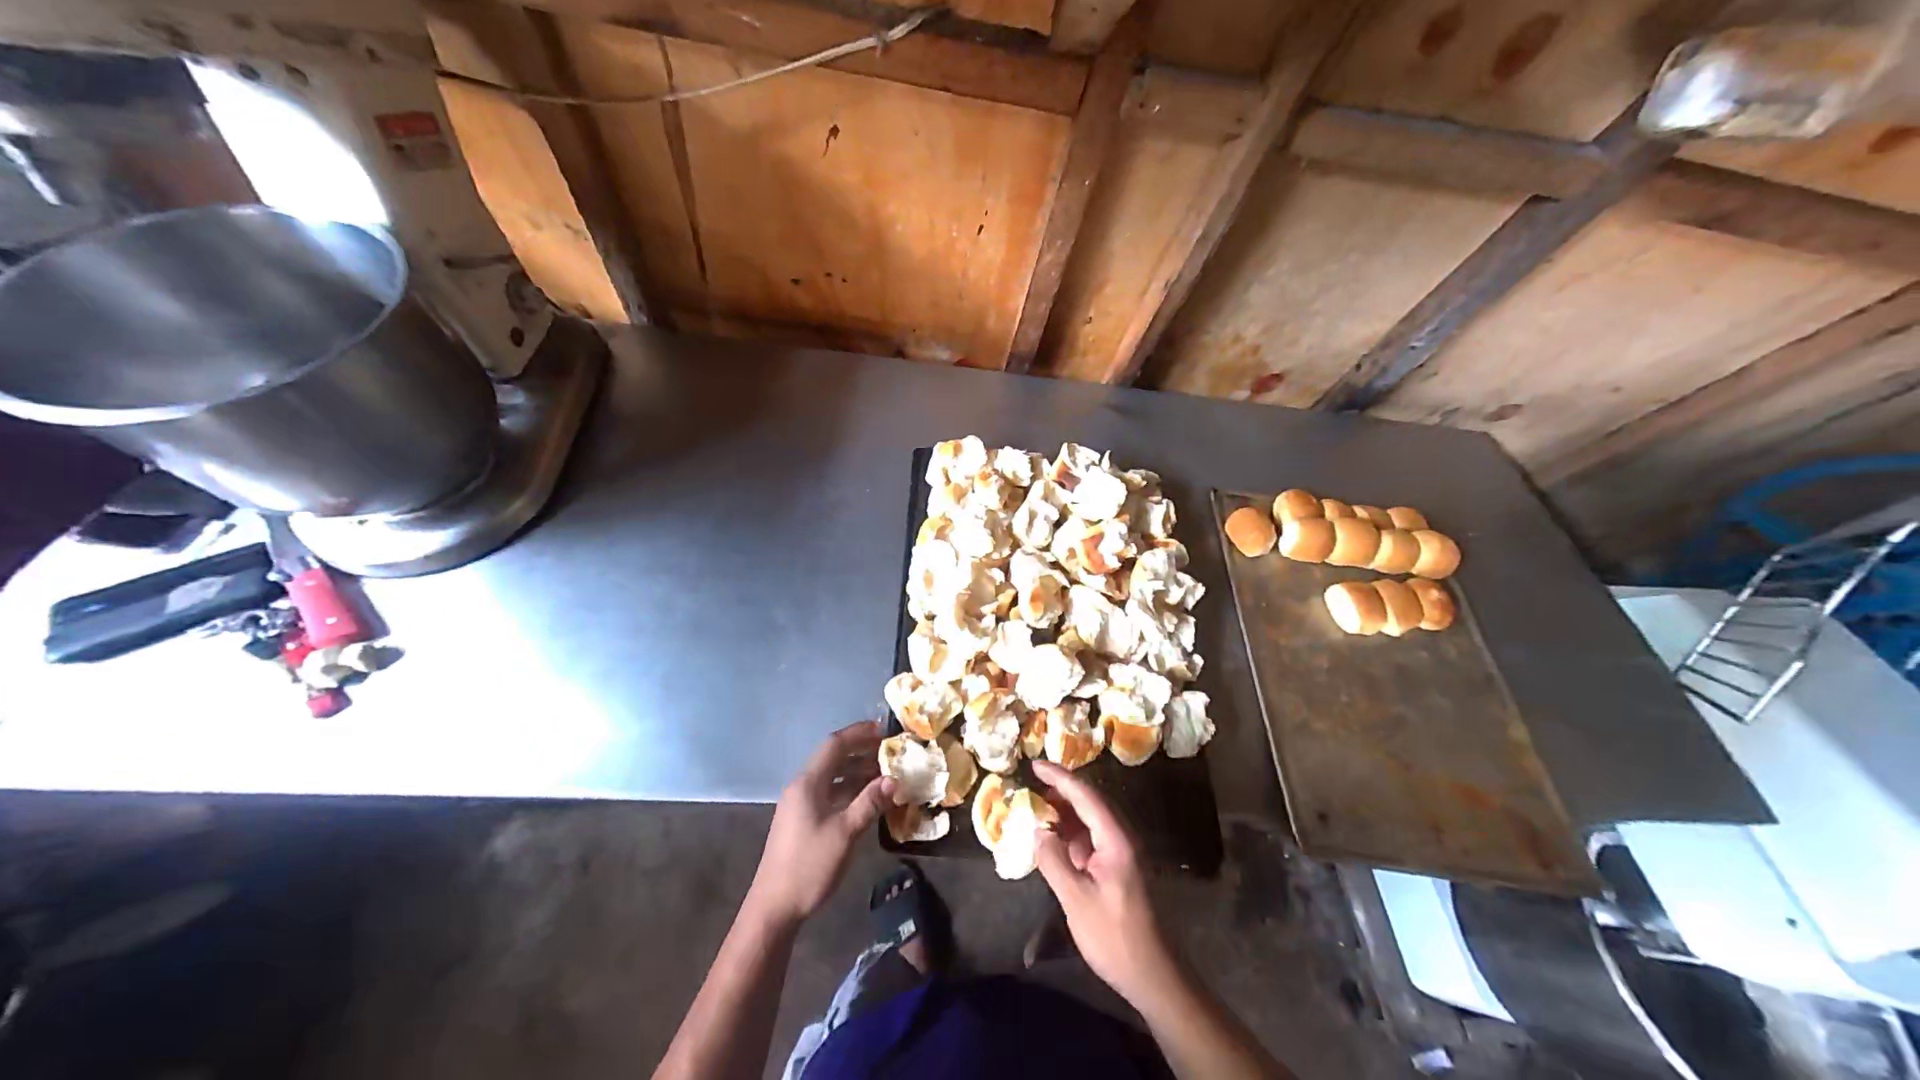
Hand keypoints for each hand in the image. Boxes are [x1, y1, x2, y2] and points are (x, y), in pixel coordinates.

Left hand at [746, 720, 893, 924]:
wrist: (774, 907)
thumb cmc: (809, 866)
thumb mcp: (845, 833)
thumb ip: (869, 802)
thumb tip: (894, 779)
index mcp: (808, 783)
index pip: (835, 745)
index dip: (860, 734)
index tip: (885, 730)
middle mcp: (802, 787)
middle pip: (833, 758)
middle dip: (862, 751)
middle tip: (892, 750)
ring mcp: (800, 804)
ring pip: (832, 777)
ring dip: (858, 771)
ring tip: (887, 772)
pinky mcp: (803, 820)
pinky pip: (830, 793)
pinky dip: (850, 790)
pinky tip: (869, 798)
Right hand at [1031, 760, 1180, 1006]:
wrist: (1153, 974)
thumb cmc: (1115, 937)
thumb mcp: (1076, 900)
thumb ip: (1054, 861)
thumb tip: (1037, 831)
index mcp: (1116, 840)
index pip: (1086, 796)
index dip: (1059, 777)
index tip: (1034, 764)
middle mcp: (1122, 839)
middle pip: (1091, 802)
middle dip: (1061, 790)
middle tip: (1030, 784)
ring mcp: (1122, 854)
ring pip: (1091, 820)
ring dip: (1065, 812)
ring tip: (1035, 808)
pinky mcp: (1118, 869)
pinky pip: (1092, 839)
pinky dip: (1070, 833)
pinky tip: (1052, 840)